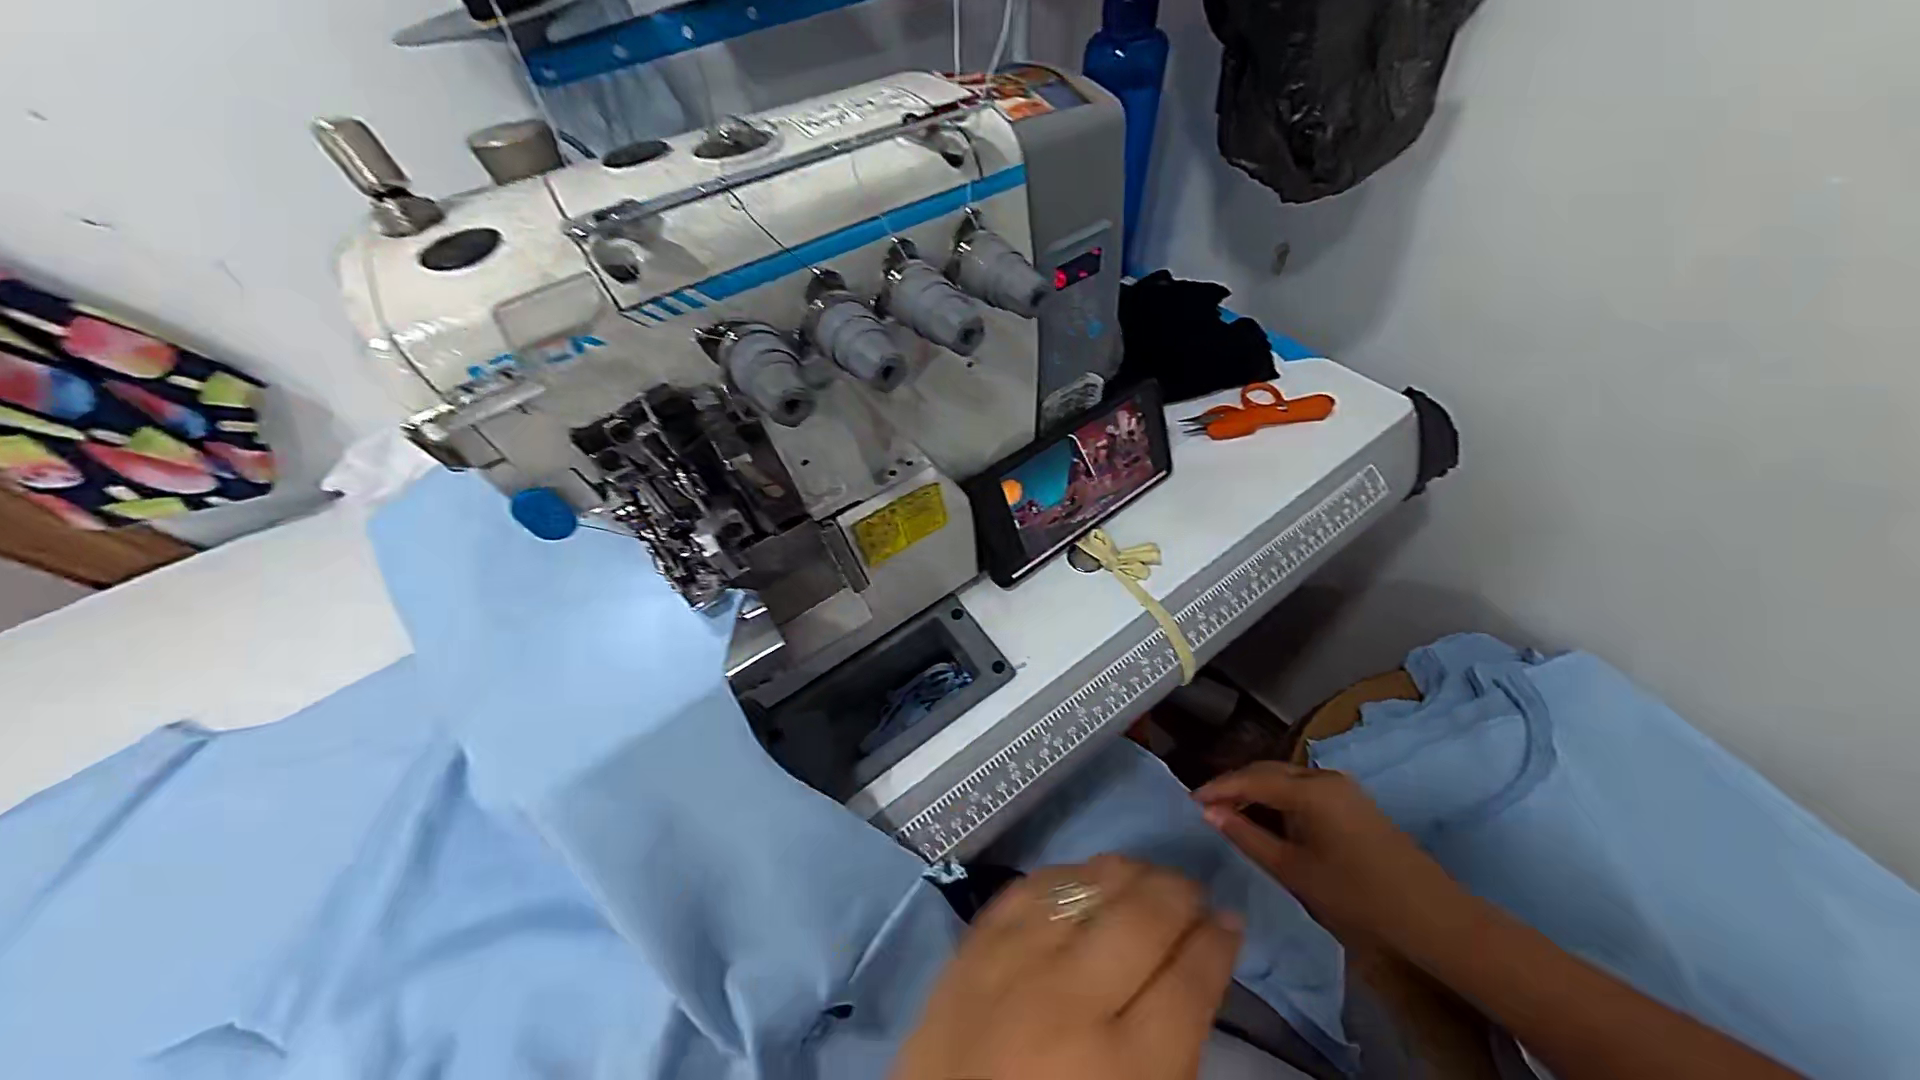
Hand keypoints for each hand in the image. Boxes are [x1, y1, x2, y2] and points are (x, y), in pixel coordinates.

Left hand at [890, 855, 1242, 1079]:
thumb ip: (1172, 1046)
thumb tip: (1197, 969)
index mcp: (1127, 1067)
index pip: (1191, 981)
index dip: (1219, 944)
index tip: (1230, 922)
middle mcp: (1073, 1000)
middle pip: (1144, 917)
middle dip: (1180, 893)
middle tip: (1192, 893)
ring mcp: (1017, 961)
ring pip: (1088, 885)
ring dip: (1128, 872)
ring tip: (1145, 877)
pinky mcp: (975, 943)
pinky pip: (1032, 886)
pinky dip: (1067, 875)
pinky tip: (1084, 879)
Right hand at [1193, 762, 1457, 946]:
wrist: (1430, 915)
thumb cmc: (1356, 894)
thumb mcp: (1292, 869)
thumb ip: (1247, 836)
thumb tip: (1209, 813)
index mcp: (1308, 790)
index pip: (1249, 779)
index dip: (1217, 789)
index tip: (1190, 801)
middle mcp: (1322, 776)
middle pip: (1266, 770)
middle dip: (1234, 784)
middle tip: (1205, 805)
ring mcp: (1340, 785)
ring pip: (1283, 776)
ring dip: (1254, 788)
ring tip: (1228, 810)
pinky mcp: (1350, 798)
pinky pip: (1301, 786)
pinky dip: (1276, 795)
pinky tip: (1264, 814)